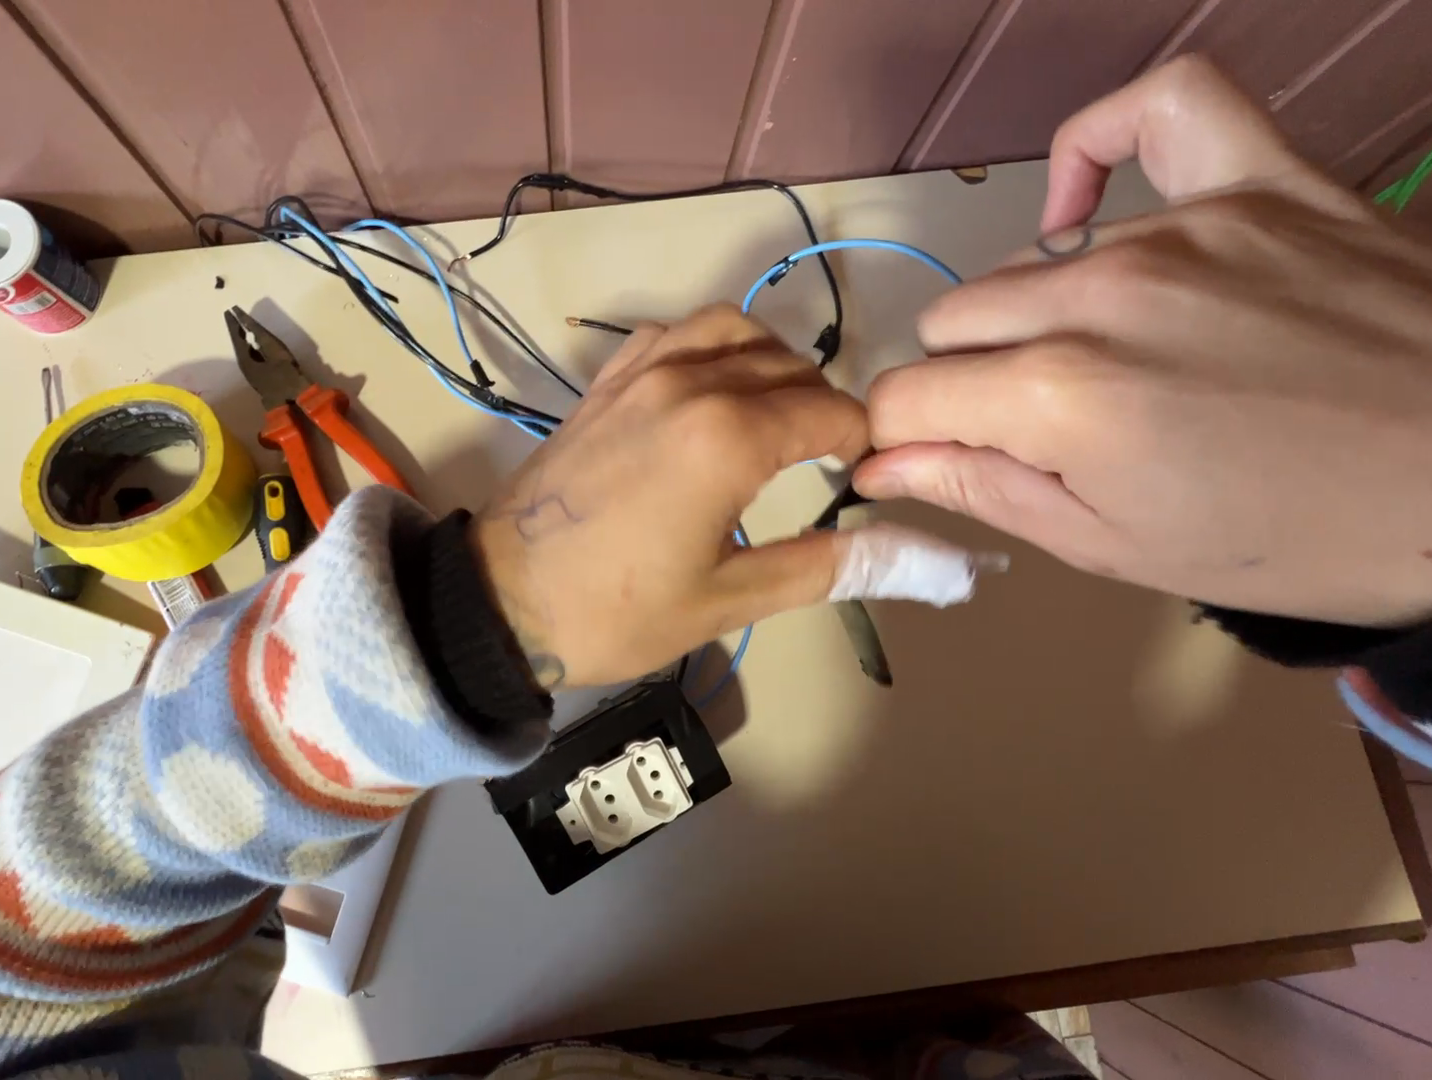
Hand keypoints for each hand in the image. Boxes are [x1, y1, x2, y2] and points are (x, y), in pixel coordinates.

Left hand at [474, 305, 986, 687]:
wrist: (501, 602)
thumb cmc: (616, 612)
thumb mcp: (728, 599)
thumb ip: (828, 566)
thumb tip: (929, 558)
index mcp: (727, 436)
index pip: (832, 411)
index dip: (863, 440)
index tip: (863, 477)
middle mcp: (689, 382)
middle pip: (790, 367)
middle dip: (823, 407)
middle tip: (823, 462)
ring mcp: (640, 373)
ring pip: (734, 331)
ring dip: (770, 365)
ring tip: (774, 417)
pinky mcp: (606, 383)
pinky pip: (673, 335)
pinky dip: (709, 348)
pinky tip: (709, 389)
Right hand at [857, 55, 1431, 627]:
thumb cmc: (1297, 542)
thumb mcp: (1108, 544)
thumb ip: (974, 488)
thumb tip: (874, 465)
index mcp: (1055, 396)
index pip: (902, 397)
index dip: (901, 437)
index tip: (931, 457)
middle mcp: (1098, 294)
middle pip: (946, 323)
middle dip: (959, 382)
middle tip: (1023, 425)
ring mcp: (1184, 224)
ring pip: (1019, 261)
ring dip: (1023, 317)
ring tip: (1090, 358)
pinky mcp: (1267, 180)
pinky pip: (1160, 110)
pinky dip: (1103, 147)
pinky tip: (1088, 211)